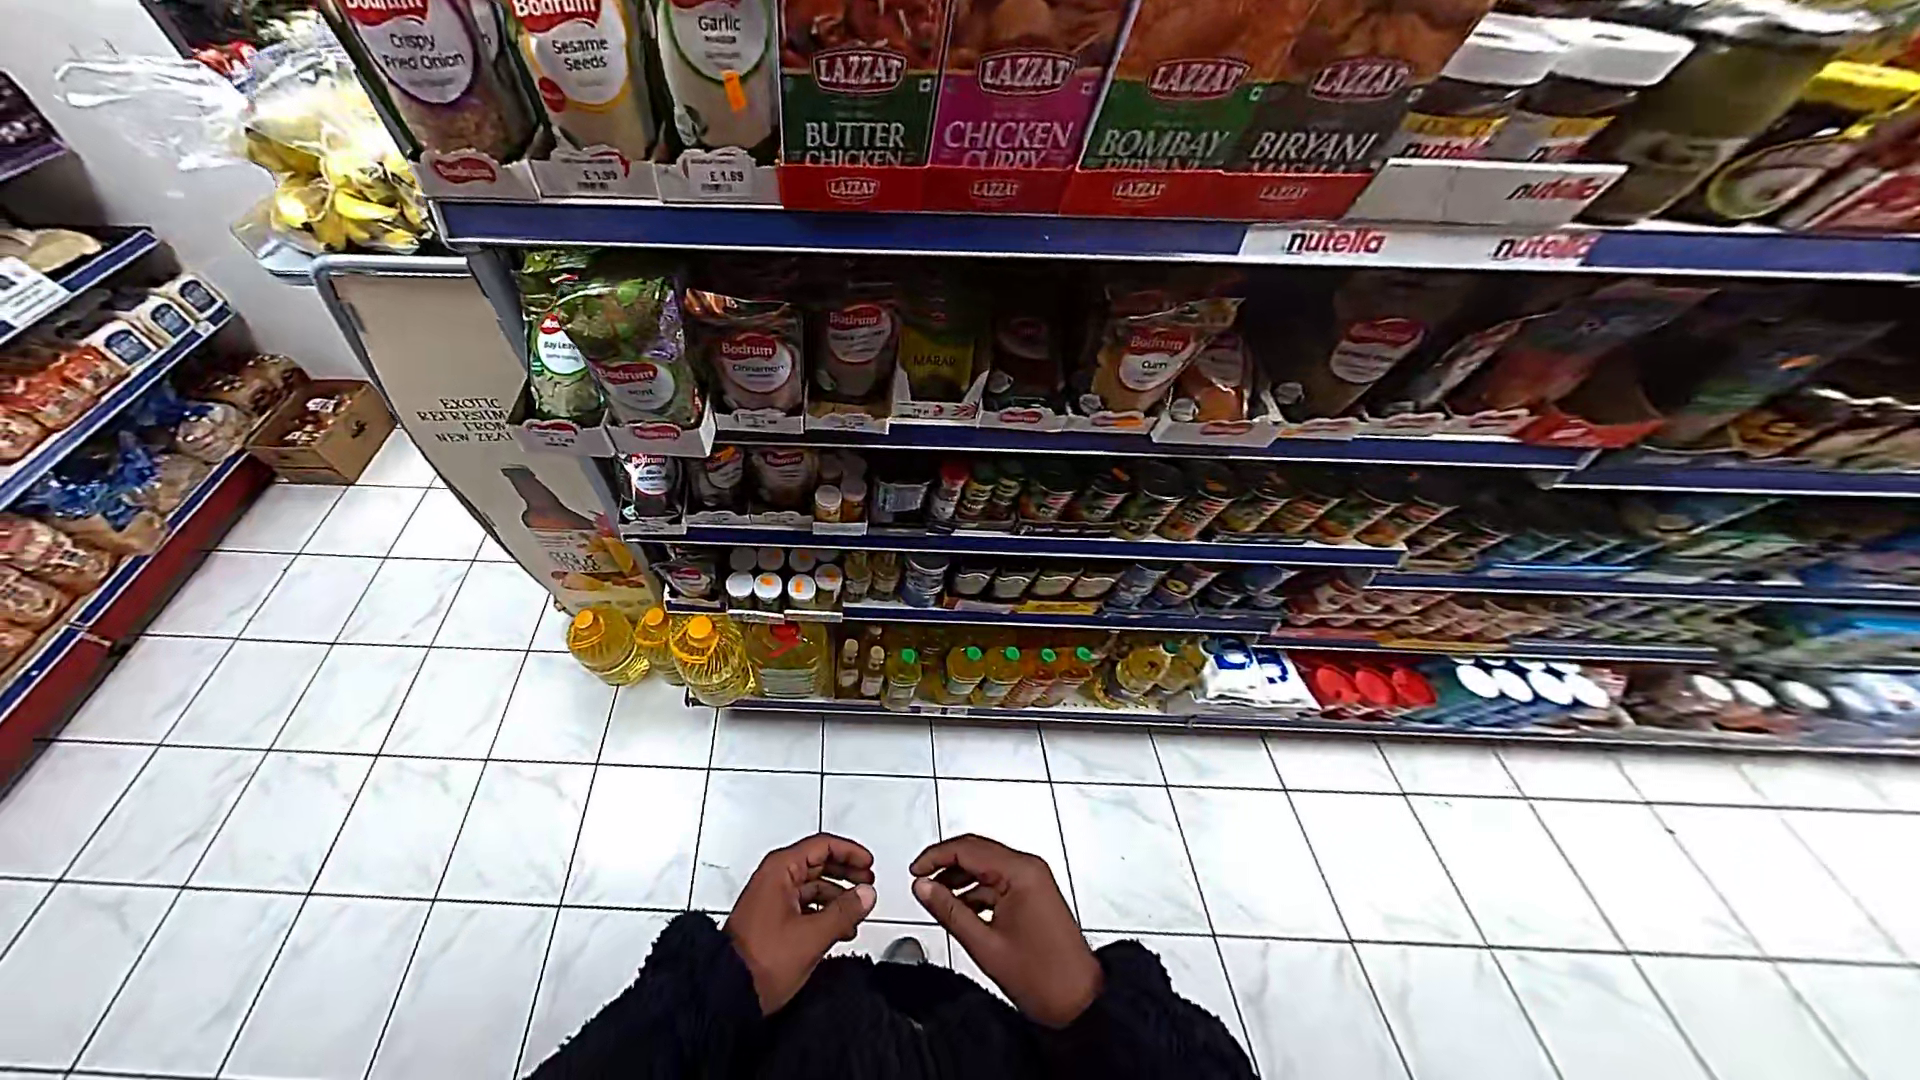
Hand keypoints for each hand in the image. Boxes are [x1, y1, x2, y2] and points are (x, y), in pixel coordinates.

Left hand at [724, 833, 875, 1013]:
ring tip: (856, 912)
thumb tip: (866, 894)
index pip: (823, 846)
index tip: (868, 863)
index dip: (850, 852)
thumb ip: (845, 911)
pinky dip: (824, 911)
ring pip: (813, 885)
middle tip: (866, 882)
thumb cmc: (759, 961)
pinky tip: (839, 928)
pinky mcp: (771, 918)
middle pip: (819, 862)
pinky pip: (805, 904)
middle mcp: (775, 877)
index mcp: (781, 869)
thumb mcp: (812, 935)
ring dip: (837, 896)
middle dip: (846, 872)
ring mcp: (772, 897)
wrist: (725, 995)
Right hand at [910, 834, 1101, 1027]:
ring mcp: (1033, 879)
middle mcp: (1029, 867)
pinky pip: (998, 880)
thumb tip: (923, 887)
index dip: (936, 856)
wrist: (1080, 1002)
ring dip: (960, 877)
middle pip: (977, 851)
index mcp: (1020, 871)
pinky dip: (976, 890)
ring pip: (986, 865)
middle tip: (921, 879)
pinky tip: (961, 909)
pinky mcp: (1033, 893)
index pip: (968, 847)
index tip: (915, 870)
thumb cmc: (1045, 978)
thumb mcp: (985, 944)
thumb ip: (949, 911)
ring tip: (936, 897)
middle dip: (945, 863)